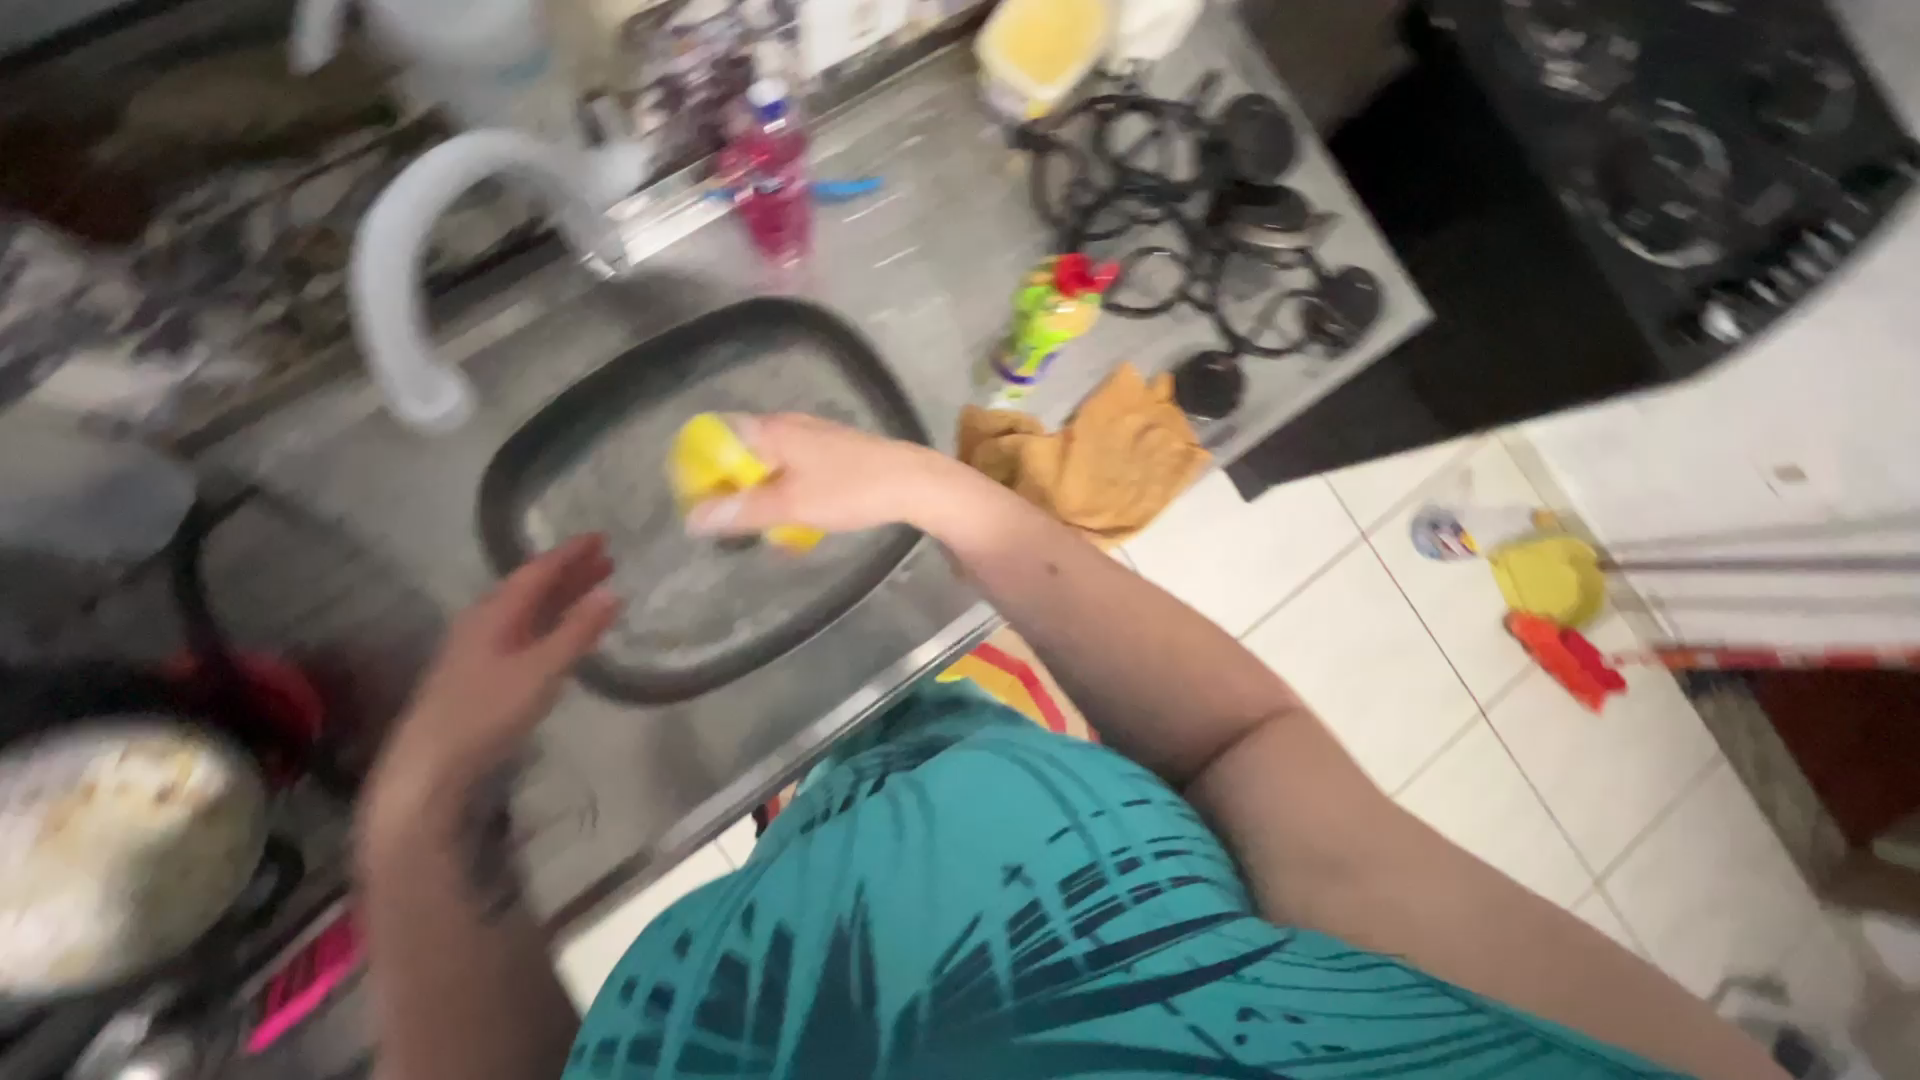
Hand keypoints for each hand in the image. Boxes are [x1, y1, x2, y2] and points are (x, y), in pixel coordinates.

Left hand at [373, 535, 621, 793]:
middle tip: (607, 559)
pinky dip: (552, 621)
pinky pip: (526, 629)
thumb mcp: (542, 670)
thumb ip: (578, 631)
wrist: (432, 761)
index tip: (602, 537)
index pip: (539, 571)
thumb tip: (612, 593)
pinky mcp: (483, 669)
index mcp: (496, 612)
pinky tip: (565, 630)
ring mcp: (482, 645)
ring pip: (529, 609)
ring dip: (563, 596)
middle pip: (533, 586)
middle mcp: (486, 620)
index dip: (571, 553)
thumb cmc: (487, 710)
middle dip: (570, 572)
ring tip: (595, 588)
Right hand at [683, 413, 980, 536]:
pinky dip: (784, 489)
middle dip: (730, 485)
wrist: (913, 482)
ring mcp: (812, 435)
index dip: (700, 468)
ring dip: (759, 490)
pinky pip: (793, 467)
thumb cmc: (850, 490)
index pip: (715, 437)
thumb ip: (742, 511)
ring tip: (761, 523)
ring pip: (768, 461)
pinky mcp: (832, 450)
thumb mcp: (791, 506)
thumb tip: (693, 519)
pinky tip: (795, 515)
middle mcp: (787, 424)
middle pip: (740, 451)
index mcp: (770, 430)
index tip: (697, 500)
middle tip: (729, 520)